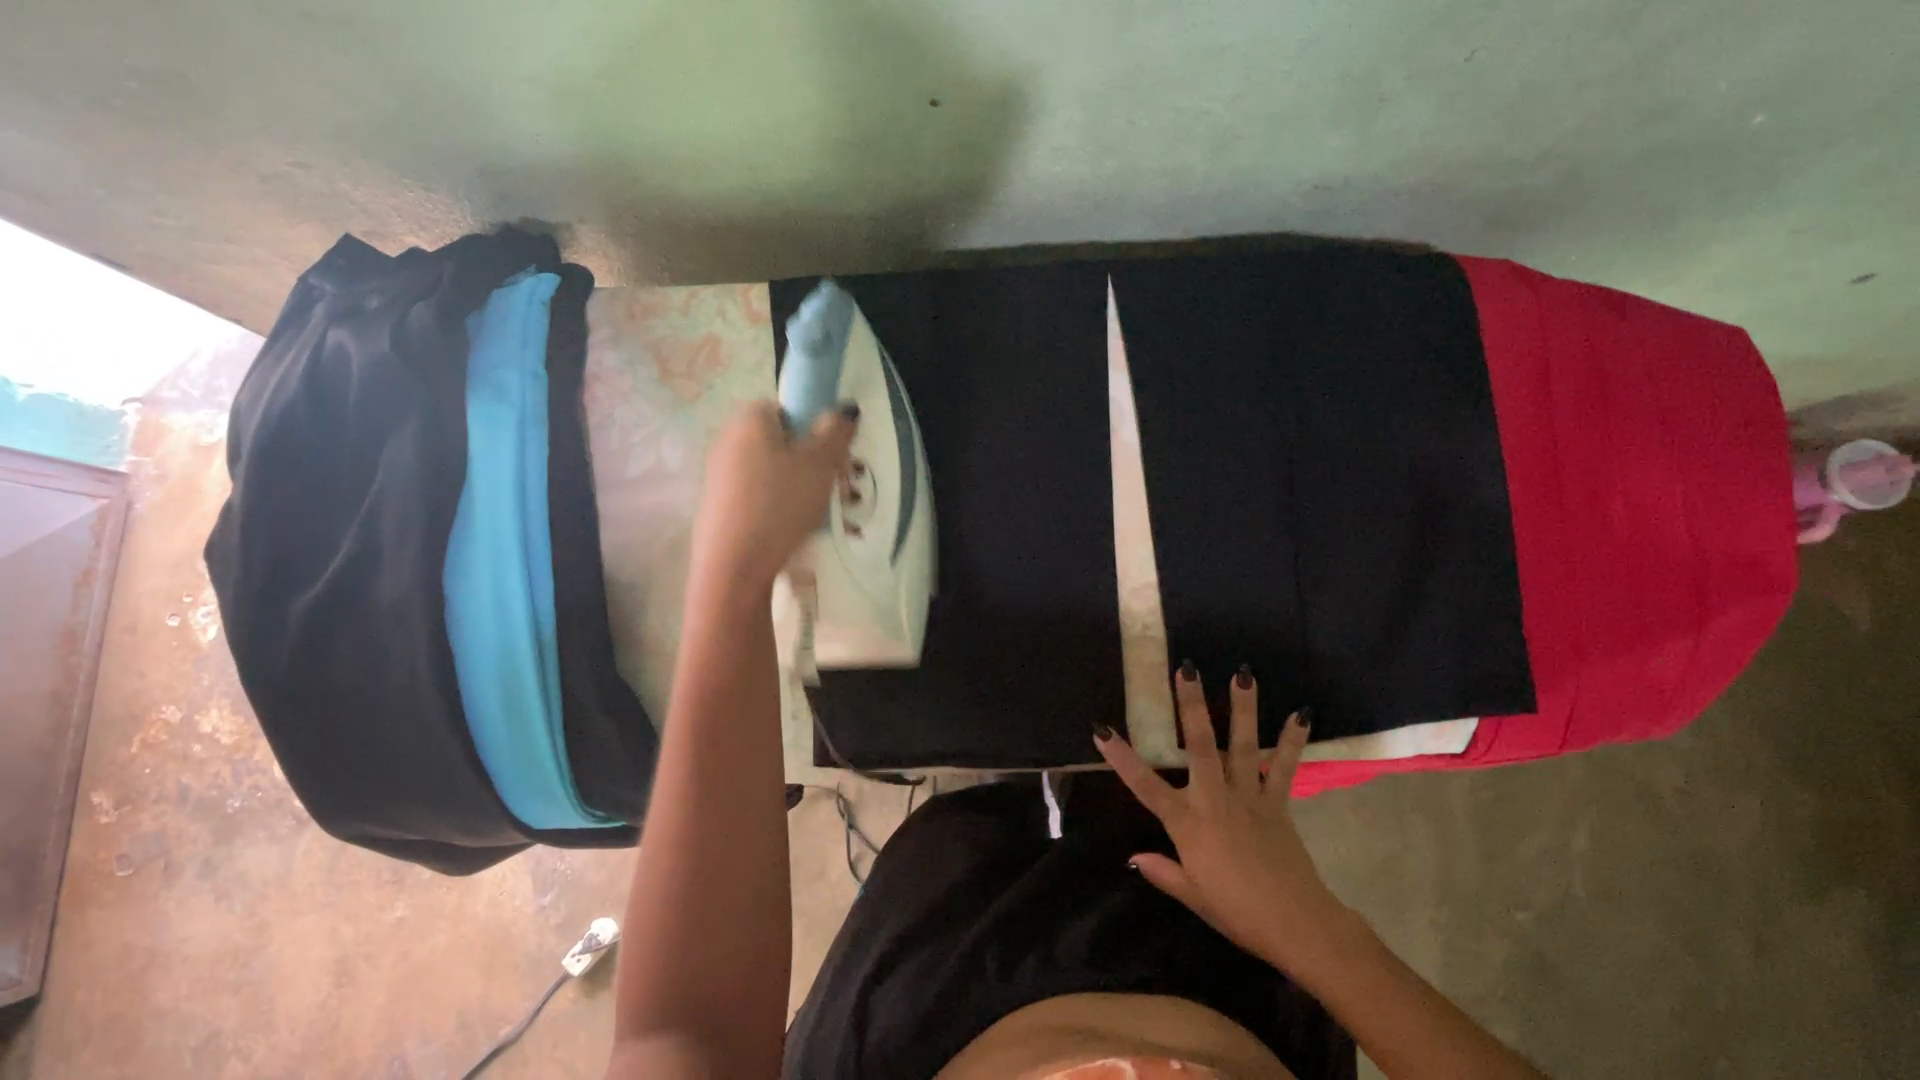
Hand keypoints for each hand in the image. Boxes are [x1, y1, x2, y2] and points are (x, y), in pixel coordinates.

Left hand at [688, 400, 857, 597]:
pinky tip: (801, 534)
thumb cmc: (779, 504)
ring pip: (774, 475)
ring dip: (803, 491)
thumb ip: (835, 432)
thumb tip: (844, 408)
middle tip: (841, 489)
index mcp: (749, 420)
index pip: (786, 409)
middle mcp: (728, 441)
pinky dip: (782, 511)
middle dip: (814, 464)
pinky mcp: (719, 509)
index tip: (832, 455)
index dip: (813, 428)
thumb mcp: (819, 464)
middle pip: (781, 444)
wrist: (733, 566)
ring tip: (831, 518)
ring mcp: (720, 477)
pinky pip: (760, 500)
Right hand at [1094, 665, 1356, 975]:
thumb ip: (1163, 871)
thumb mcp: (1192, 895)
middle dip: (1191, 706)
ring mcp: (1249, 798)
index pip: (1145, 786)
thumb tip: (1134, 857)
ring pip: (1242, 746)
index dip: (1122, 758)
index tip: (1102, 729)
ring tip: (1242, 673)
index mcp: (1187, 824)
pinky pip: (1283, 767)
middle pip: (1200, 747)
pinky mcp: (1278, 804)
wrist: (1295, 923)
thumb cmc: (1236, 912)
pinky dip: (1291, 741)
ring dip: (1242, 708)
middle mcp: (1214, 801)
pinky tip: (1301, 713)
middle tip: (1186, 669)